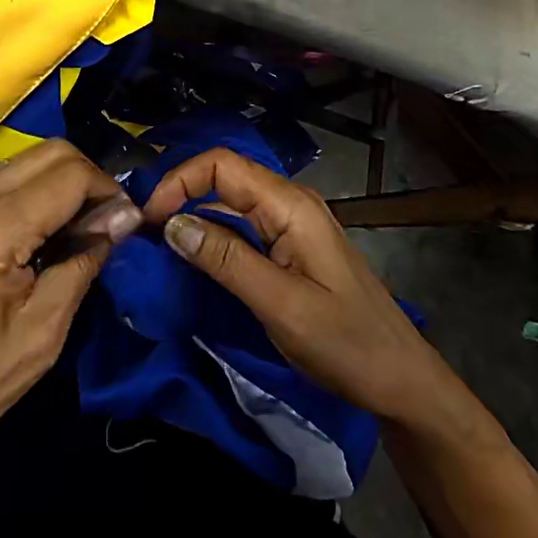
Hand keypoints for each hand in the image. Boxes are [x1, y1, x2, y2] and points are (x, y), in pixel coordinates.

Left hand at [0, 141, 141, 504]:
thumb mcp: (43, 331)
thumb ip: (86, 261)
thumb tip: (126, 216)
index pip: (74, 174)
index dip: (110, 195)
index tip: (124, 230)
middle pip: (56, 152)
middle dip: (92, 181)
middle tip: (106, 227)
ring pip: (35, 158)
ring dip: (67, 184)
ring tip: (80, 232)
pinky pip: (13, 177)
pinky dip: (43, 191)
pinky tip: (47, 234)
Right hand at [144, 149, 455, 426]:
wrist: (396, 373)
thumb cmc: (344, 342)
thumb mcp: (280, 304)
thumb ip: (226, 261)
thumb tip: (171, 224)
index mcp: (292, 205)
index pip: (224, 164)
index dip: (179, 181)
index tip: (146, 222)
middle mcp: (292, 203)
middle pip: (226, 177)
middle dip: (180, 195)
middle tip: (141, 236)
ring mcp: (293, 224)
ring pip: (233, 202)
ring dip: (193, 215)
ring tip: (155, 247)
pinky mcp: (292, 247)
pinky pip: (245, 227)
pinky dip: (214, 235)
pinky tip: (193, 258)